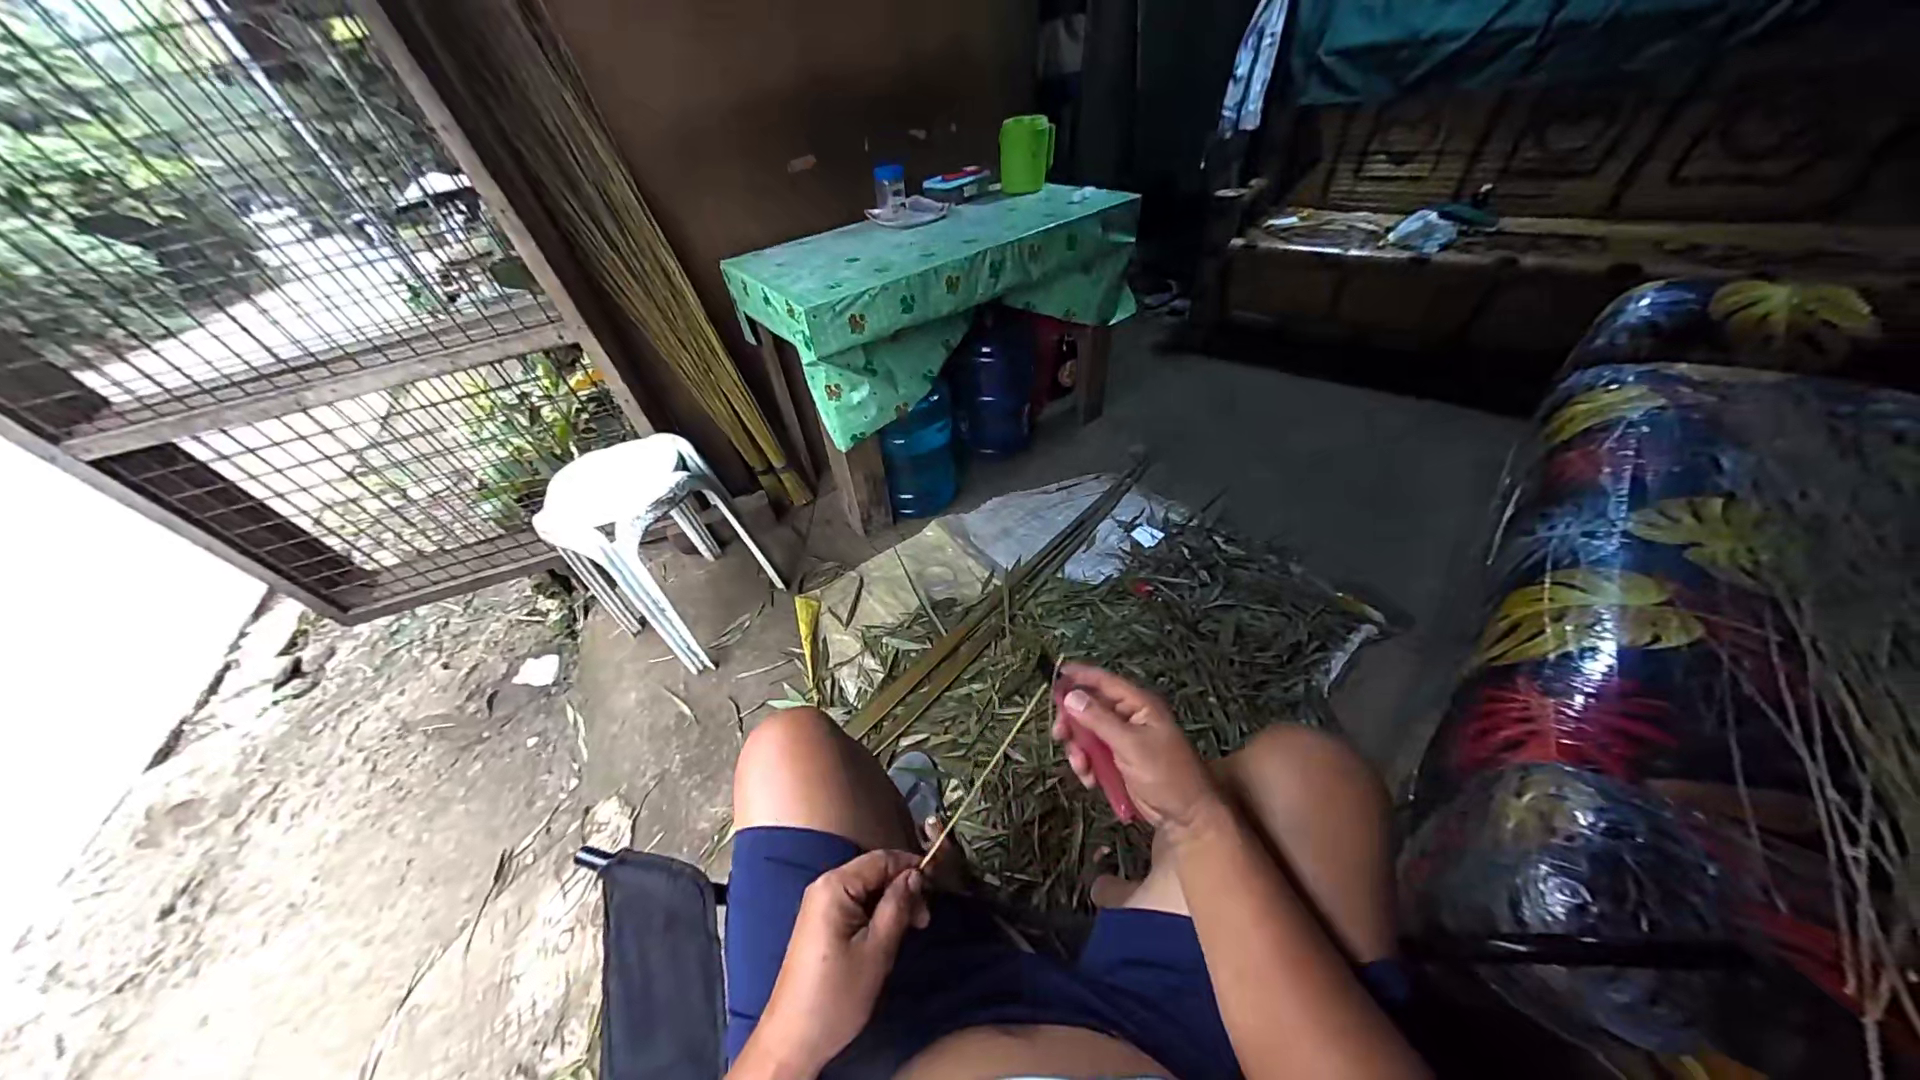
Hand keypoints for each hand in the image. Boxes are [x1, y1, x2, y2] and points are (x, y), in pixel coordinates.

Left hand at [743, 849, 928, 1077]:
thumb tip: (916, 874)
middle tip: (924, 920)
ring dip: (892, 903)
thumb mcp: (876, 950)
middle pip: (874, 872)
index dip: (912, 866)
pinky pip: (856, 904)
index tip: (938, 886)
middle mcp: (824, 886)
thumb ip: (897, 905)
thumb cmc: (837, 995)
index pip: (881, 858)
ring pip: (867, 889)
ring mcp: (820, 904)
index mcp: (834, 885)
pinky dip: (877, 913)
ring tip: (912, 929)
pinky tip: (890, 933)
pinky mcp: (821, 923)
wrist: (793, 1041)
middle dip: (903, 888)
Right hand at [1052, 663, 1221, 837]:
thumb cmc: (1165, 774)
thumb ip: (1098, 719)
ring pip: (1087, 733)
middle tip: (1059, 733)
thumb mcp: (1130, 745)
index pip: (1105, 682)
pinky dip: (1087, 764)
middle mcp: (1129, 718)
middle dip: (1073, 721)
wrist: (1185, 818)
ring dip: (1079, 748)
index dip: (1080, 676)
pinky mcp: (1118, 761)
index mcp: (1139, 705)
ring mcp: (1123, 740)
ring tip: (1081, 765)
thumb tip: (1070, 695)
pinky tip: (1090, 779)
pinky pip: (1093, 754)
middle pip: (1090, 708)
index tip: (1055, 675)